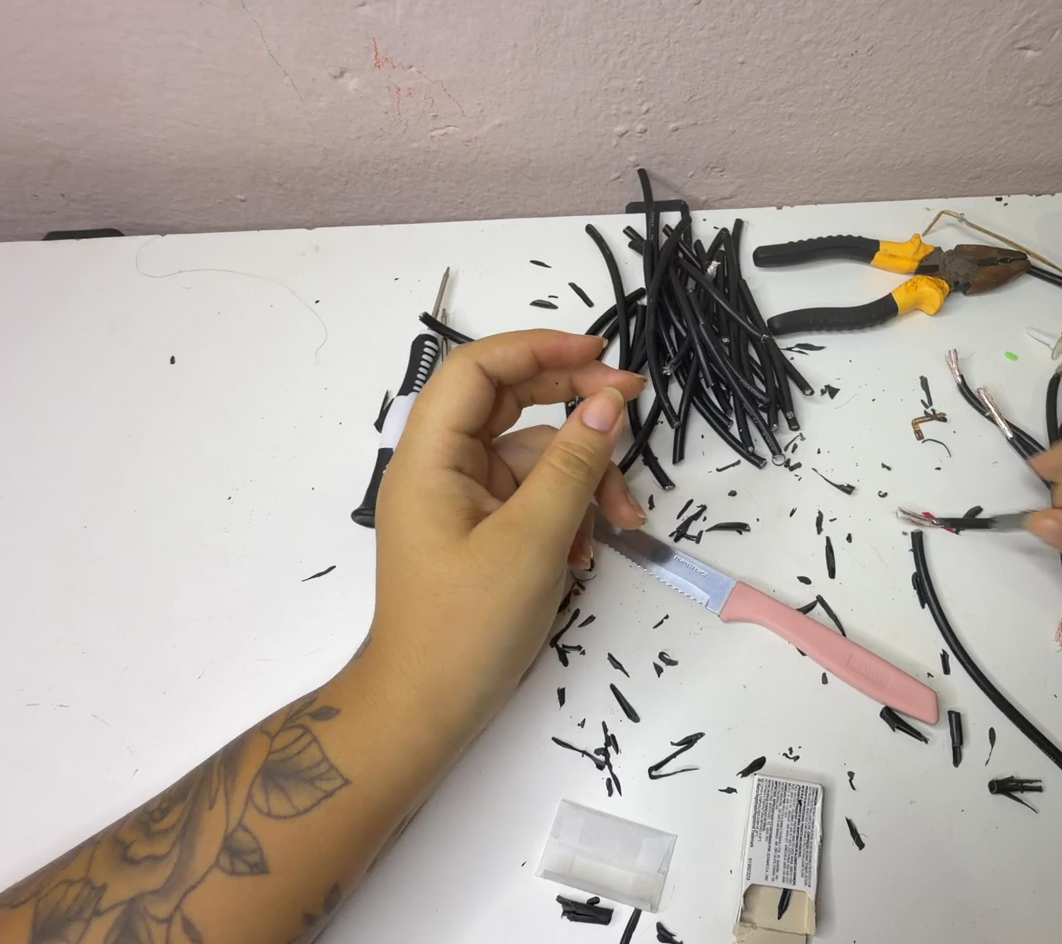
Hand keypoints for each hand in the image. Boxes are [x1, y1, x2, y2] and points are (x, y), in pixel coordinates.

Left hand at [370, 331, 645, 736]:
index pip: (478, 369)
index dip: (539, 348)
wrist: (428, 712)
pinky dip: (570, 512)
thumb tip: (610, 402)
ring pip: (537, 455)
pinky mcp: (487, 525)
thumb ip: (574, 463)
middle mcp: (445, 465)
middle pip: (513, 402)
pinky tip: (586, 553)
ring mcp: (467, 496)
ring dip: (585, 479)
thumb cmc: (468, 626)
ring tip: (623, 521)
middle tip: (633, 402)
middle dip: (576, 404)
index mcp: (431, 456)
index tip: (600, 355)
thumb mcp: (534, 539)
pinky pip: (537, 494)